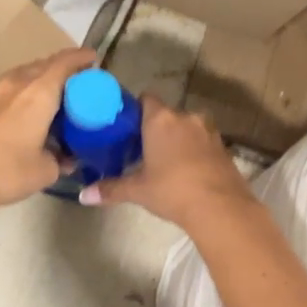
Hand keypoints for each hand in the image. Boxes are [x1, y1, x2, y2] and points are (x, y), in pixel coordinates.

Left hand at [0, 48, 97, 206]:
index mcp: (39, 92)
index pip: (65, 62)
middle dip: (62, 70)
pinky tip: (21, 111)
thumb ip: (61, 159)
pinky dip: (19, 93)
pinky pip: (5, 89)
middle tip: (76, 84)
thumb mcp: (44, 171)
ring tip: (49, 98)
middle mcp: (15, 82)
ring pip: (22, 76)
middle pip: (43, 65)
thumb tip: (67, 157)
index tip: (93, 60)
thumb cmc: (4, 171)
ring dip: (38, 81)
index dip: (82, 58)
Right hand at [80, 97, 257, 227]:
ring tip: (164, 162)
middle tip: (140, 150)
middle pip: (166, 115)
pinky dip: (194, 151)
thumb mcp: (138, 191)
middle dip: (154, 129)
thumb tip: (83, 195)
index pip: (145, 99)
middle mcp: (186, 117)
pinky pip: (202, 142)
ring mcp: (208, 131)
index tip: (125, 128)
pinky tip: (187, 172)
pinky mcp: (223, 147)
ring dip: (176, 140)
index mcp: (161, 119)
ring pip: (186, 128)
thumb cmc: (172, 190)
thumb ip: (111, 189)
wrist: (220, 207)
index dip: (135, 110)